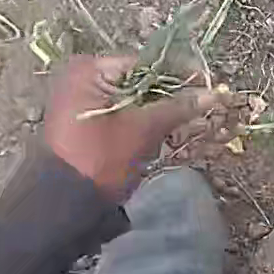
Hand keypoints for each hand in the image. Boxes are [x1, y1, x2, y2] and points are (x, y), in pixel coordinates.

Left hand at [44, 57, 213, 200]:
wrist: (60, 208)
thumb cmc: (99, 160)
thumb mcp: (142, 130)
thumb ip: (177, 107)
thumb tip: (214, 94)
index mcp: (89, 70)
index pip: (145, 64)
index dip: (178, 76)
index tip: (205, 86)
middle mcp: (81, 79)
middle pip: (139, 82)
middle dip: (168, 97)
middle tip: (199, 108)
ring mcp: (80, 103)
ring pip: (132, 101)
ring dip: (157, 114)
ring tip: (182, 127)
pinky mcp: (84, 124)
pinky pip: (121, 116)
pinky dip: (140, 125)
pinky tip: (158, 138)